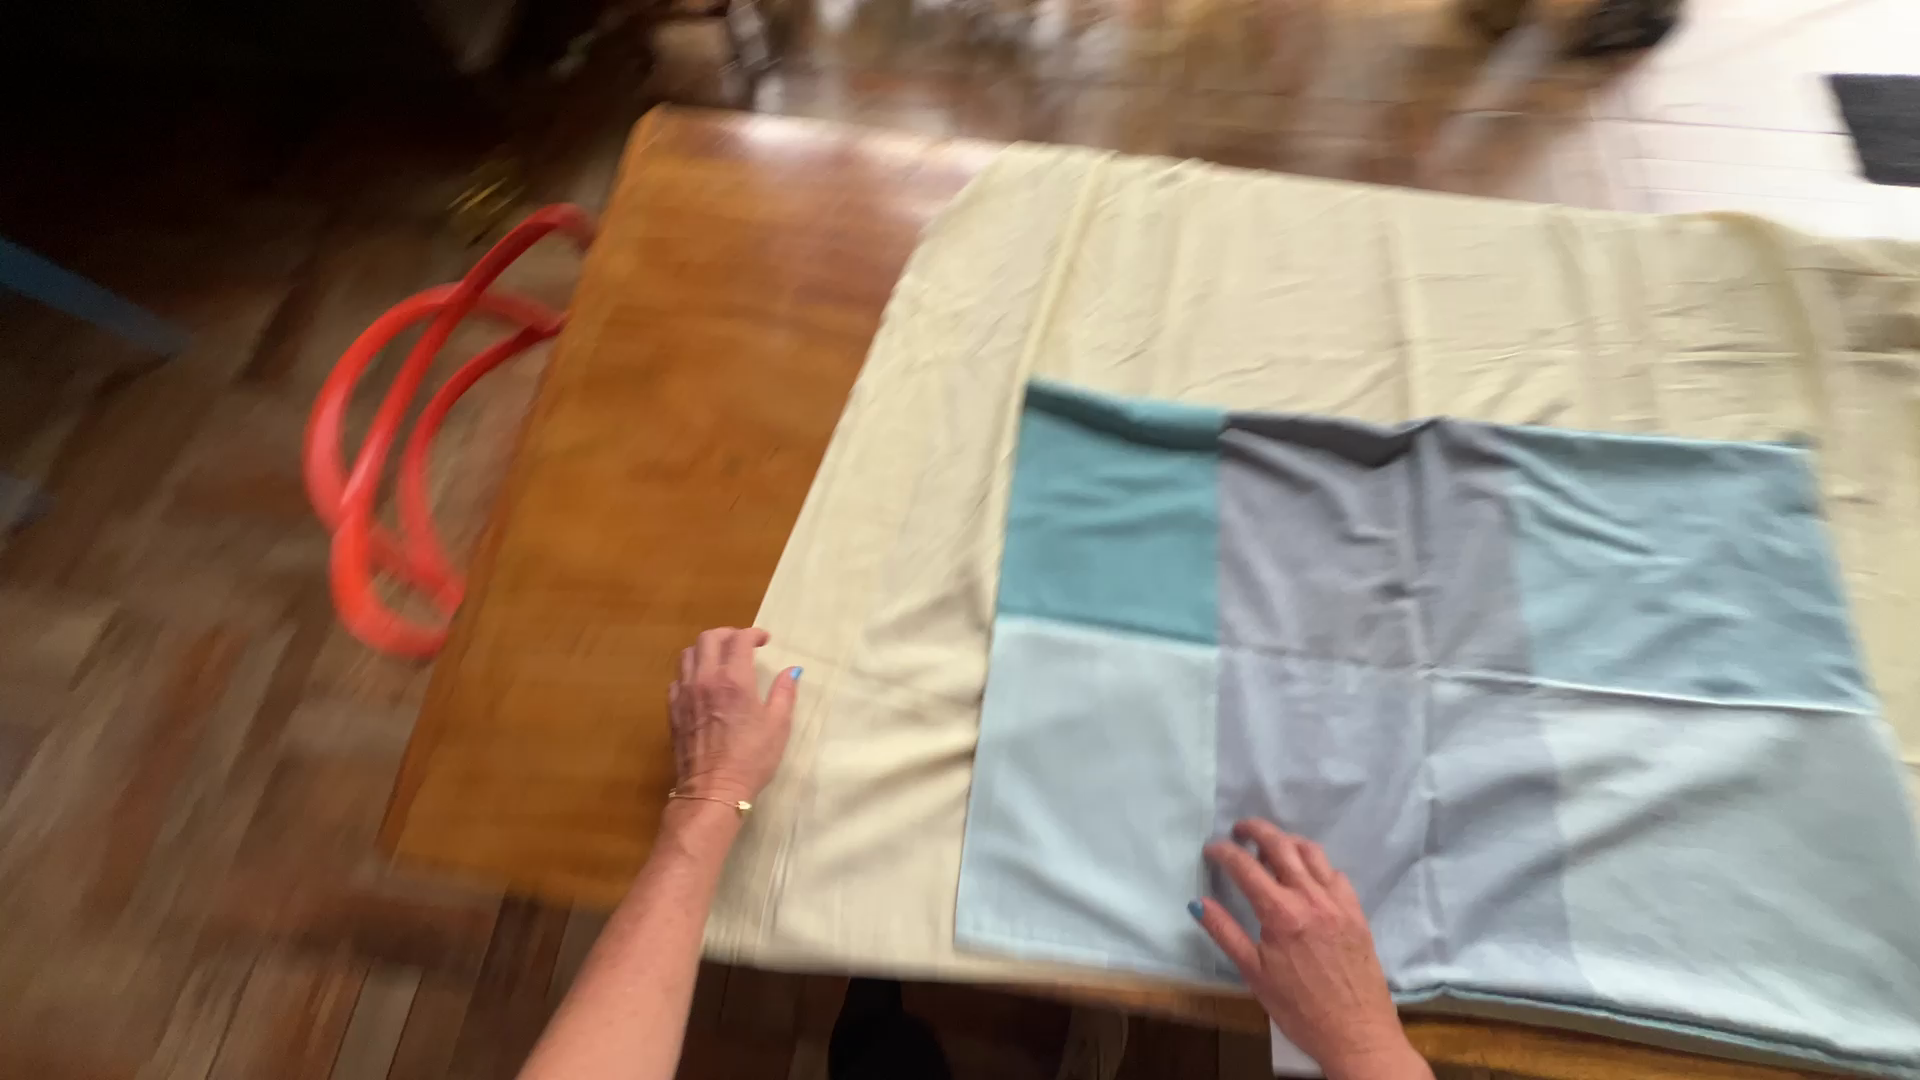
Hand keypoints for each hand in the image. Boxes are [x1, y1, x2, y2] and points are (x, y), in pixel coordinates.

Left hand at [668, 627, 799, 804]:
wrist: (712, 790)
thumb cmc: (751, 758)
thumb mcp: (778, 725)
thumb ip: (784, 692)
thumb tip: (791, 671)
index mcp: (734, 679)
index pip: (740, 639)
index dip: (754, 634)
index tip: (764, 641)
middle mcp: (705, 679)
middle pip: (708, 638)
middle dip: (728, 634)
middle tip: (743, 644)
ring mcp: (684, 694)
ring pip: (688, 654)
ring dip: (706, 649)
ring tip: (721, 659)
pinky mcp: (673, 710)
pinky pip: (677, 678)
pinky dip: (691, 672)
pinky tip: (704, 684)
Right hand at [1195, 820, 1429, 1079]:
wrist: (1359, 1039)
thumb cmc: (1300, 1010)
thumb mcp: (1253, 974)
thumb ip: (1224, 932)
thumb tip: (1197, 902)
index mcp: (1280, 912)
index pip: (1244, 865)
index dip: (1223, 851)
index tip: (1211, 850)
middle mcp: (1310, 898)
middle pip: (1279, 844)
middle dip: (1255, 829)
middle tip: (1239, 830)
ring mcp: (1337, 903)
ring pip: (1310, 851)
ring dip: (1286, 841)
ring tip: (1271, 849)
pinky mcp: (1356, 913)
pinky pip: (1334, 873)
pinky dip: (1315, 865)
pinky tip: (1306, 878)